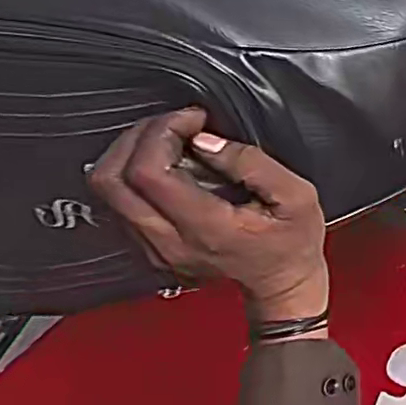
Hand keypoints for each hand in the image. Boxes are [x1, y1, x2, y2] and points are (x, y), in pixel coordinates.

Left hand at [89, 108, 329, 328]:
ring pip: (108, 191)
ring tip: (171, 139)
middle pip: (111, 180)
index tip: (193, 119)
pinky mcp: (151, 248)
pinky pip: (121, 203)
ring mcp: (156, 249)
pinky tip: (170, 164)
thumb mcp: (297, 196)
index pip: (148, 173)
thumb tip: (205, 141)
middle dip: (137, 137)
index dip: (162, 132)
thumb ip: (253, 164)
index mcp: (205, 228)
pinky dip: (135, 173)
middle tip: (175, 123)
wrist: (284, 285)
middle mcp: (169, 242)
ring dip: (131, 153)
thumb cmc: (294, 243)